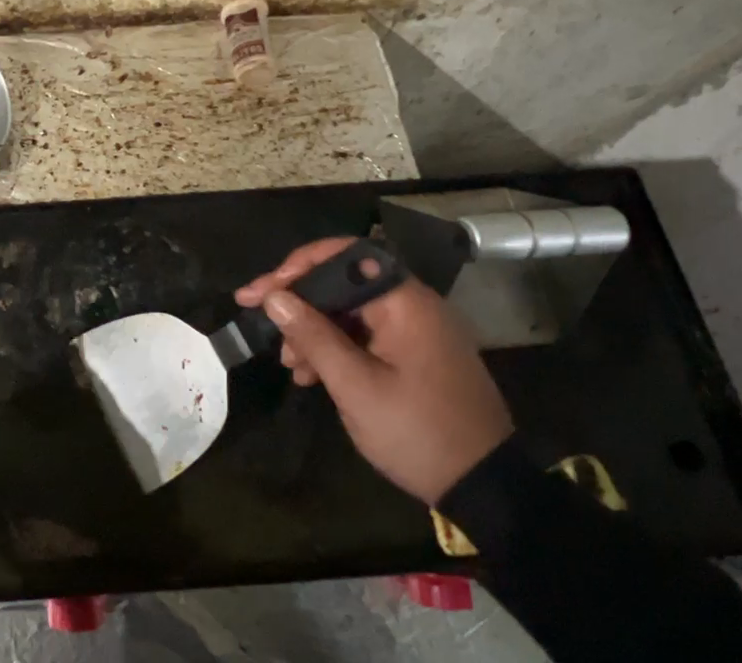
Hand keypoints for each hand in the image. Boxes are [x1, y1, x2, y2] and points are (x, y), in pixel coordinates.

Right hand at [236, 237, 514, 504]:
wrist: (483, 485)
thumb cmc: (416, 432)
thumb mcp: (355, 386)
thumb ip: (313, 336)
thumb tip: (274, 297)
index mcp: (404, 302)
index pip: (343, 257)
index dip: (295, 268)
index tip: (258, 294)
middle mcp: (413, 305)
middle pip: (343, 283)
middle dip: (300, 305)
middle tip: (264, 330)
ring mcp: (417, 330)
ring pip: (352, 312)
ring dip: (315, 332)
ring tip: (290, 366)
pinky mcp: (416, 354)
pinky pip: (367, 336)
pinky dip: (337, 349)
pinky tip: (312, 375)